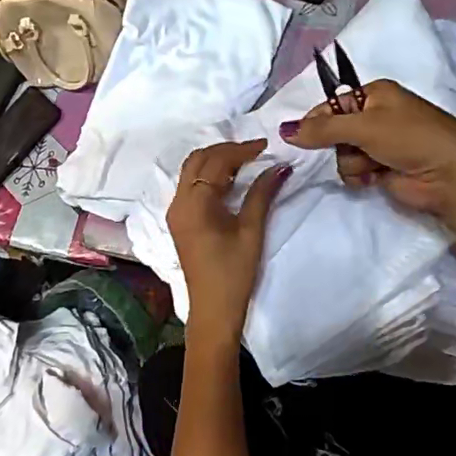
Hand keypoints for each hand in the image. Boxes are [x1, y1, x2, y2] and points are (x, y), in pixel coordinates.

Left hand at [166, 140, 289, 340]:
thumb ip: (262, 194)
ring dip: (215, 162)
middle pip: (197, 161)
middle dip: (225, 151)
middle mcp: (178, 203)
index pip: (215, 162)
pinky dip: (208, 178)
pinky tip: (230, 182)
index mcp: (194, 203)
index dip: (240, 150)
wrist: (213, 308)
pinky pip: (190, 188)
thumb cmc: (233, 272)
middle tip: (254, 152)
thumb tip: (280, 167)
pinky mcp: (179, 223)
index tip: (264, 146)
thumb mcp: (251, 230)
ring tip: (245, 164)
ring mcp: (175, 213)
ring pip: (191, 173)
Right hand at [279, 79, 455, 218]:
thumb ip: (323, 129)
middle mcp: (375, 116)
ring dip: (351, 163)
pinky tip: (374, 178)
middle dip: (337, 144)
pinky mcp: (379, 168)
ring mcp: (377, 144)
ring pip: (340, 154)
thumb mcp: (365, 126)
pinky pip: (351, 171)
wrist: (450, 176)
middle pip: (332, 131)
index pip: (331, 104)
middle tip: (351, 148)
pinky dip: (358, 176)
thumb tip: (283, 130)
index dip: (316, 121)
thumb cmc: (412, 138)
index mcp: (375, 94)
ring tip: (373, 165)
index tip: (304, 136)